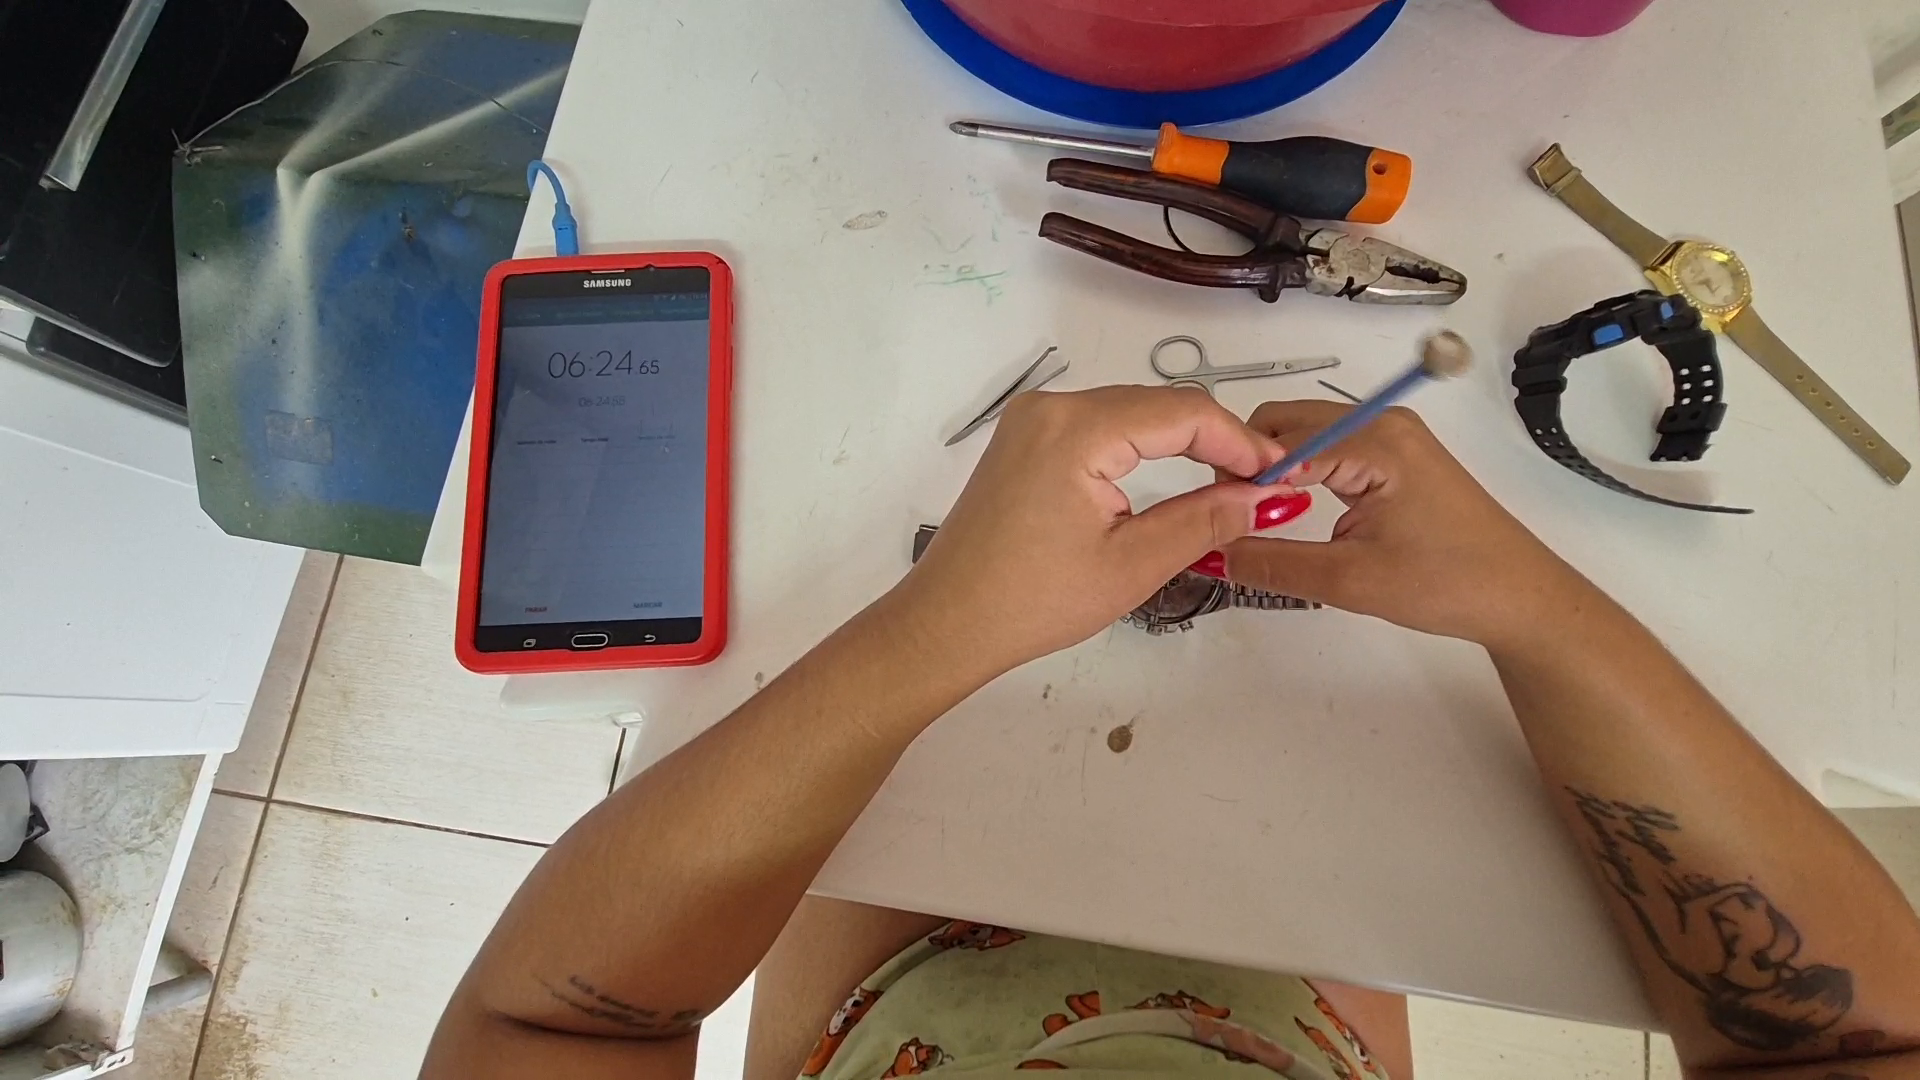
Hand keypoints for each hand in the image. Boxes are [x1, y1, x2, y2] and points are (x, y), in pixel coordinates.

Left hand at [899, 386, 1294, 675]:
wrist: (949, 622)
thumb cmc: (1034, 601)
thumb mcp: (1130, 564)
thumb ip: (1202, 520)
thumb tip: (1260, 496)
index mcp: (1075, 429)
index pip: (1180, 412)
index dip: (1238, 439)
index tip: (1278, 473)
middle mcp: (1048, 407)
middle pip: (1152, 406)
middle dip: (1209, 439)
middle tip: (1256, 483)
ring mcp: (1028, 421)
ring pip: (1124, 414)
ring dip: (1173, 442)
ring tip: (1220, 481)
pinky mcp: (1020, 441)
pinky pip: (1093, 428)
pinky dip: (1133, 448)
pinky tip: (1160, 474)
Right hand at [1221, 400, 1597, 648]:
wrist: (1521, 597)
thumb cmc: (1444, 585)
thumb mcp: (1346, 581)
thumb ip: (1268, 563)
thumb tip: (1206, 552)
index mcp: (1372, 442)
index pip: (1274, 439)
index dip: (1236, 477)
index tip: (1217, 519)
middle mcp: (1378, 421)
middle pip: (1280, 423)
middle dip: (1248, 465)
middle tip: (1238, 519)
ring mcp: (1387, 432)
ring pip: (1298, 432)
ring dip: (1270, 468)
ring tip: (1263, 518)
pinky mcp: (1390, 450)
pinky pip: (1322, 445)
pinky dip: (1296, 470)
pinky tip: (1295, 508)